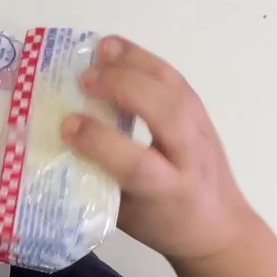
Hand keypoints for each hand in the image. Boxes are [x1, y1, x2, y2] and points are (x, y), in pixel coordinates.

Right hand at [63, 36, 259, 265]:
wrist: (219, 227)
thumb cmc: (163, 226)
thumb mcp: (125, 216)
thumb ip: (96, 182)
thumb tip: (56, 148)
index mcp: (168, 191)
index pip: (137, 163)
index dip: (100, 141)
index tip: (67, 126)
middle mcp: (190, 157)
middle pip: (165, 112)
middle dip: (124, 88)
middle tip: (84, 79)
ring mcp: (201, 131)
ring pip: (174, 88)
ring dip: (135, 63)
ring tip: (101, 49)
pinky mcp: (202, 114)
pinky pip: (176, 80)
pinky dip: (146, 60)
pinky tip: (119, 50)